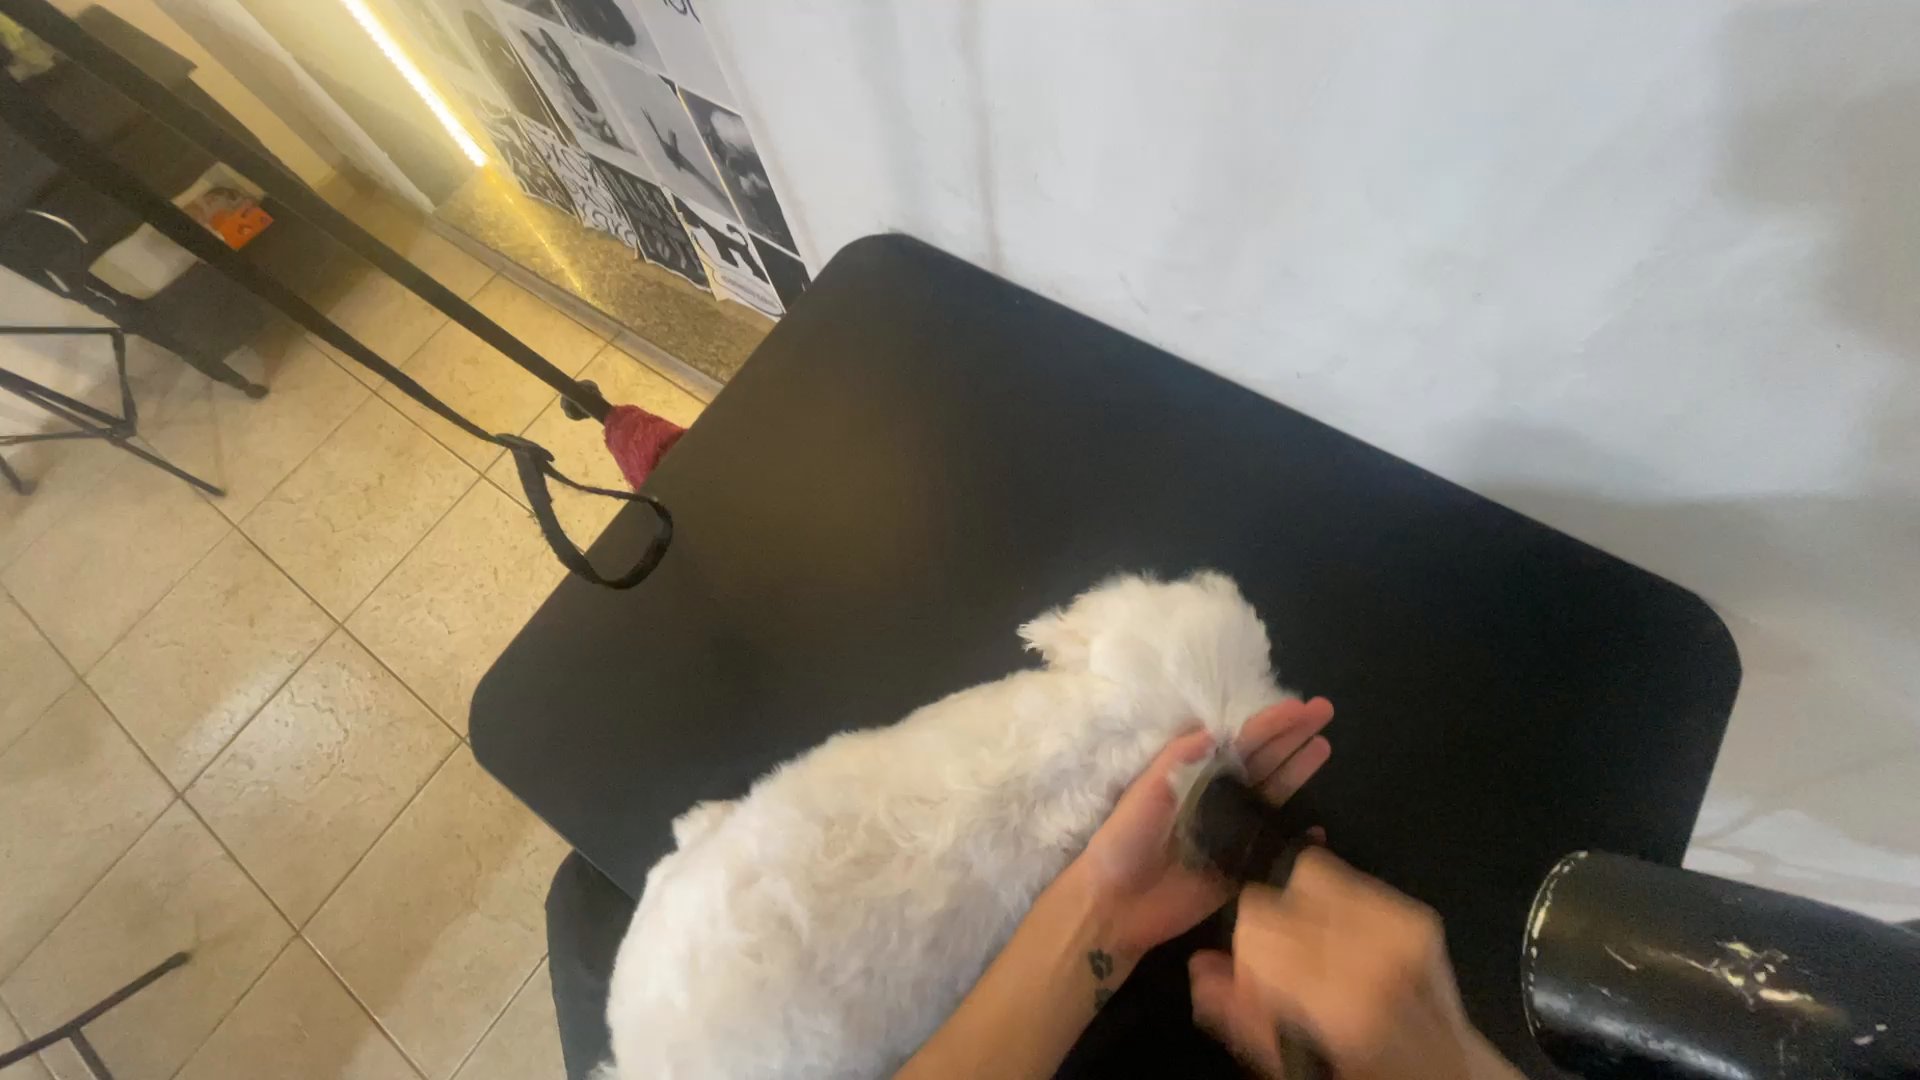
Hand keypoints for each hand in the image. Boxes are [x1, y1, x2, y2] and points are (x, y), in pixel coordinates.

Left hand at [1079, 698, 1333, 957]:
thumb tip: (1217, 730)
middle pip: (1260, 759)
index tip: (1298, 706)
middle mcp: (1215, 794)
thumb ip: (1180, 759)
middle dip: (1290, 735)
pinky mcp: (1239, 865)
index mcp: (1192, 772)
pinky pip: (1274, 845)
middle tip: (1324, 711)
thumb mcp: (1146, 790)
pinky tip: (1318, 828)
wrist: (1117, 903)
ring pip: (1271, 792)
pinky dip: (1296, 837)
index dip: (1267, 723)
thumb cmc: (1126, 838)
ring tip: (1324, 745)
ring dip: (1296, 769)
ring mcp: (1230, 829)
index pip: (1237, 741)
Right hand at [1187, 849, 1523, 1079]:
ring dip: (1295, 912)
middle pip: (1273, 896)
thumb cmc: (1367, 1074)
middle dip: (1267, 930)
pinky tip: (1337, 940)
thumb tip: (1200, 969)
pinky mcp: (1412, 912)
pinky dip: (1325, 902)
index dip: (1244, 954)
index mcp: (1344, 999)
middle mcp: (1374, 950)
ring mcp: (1400, 925)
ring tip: (1313, 955)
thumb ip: (1246, 1018)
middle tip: (1285, 973)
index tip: (1256, 985)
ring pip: (1303, 874)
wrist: (1453, 1078)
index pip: (1255, 925)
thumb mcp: (1300, 1068)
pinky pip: (1341, 878)